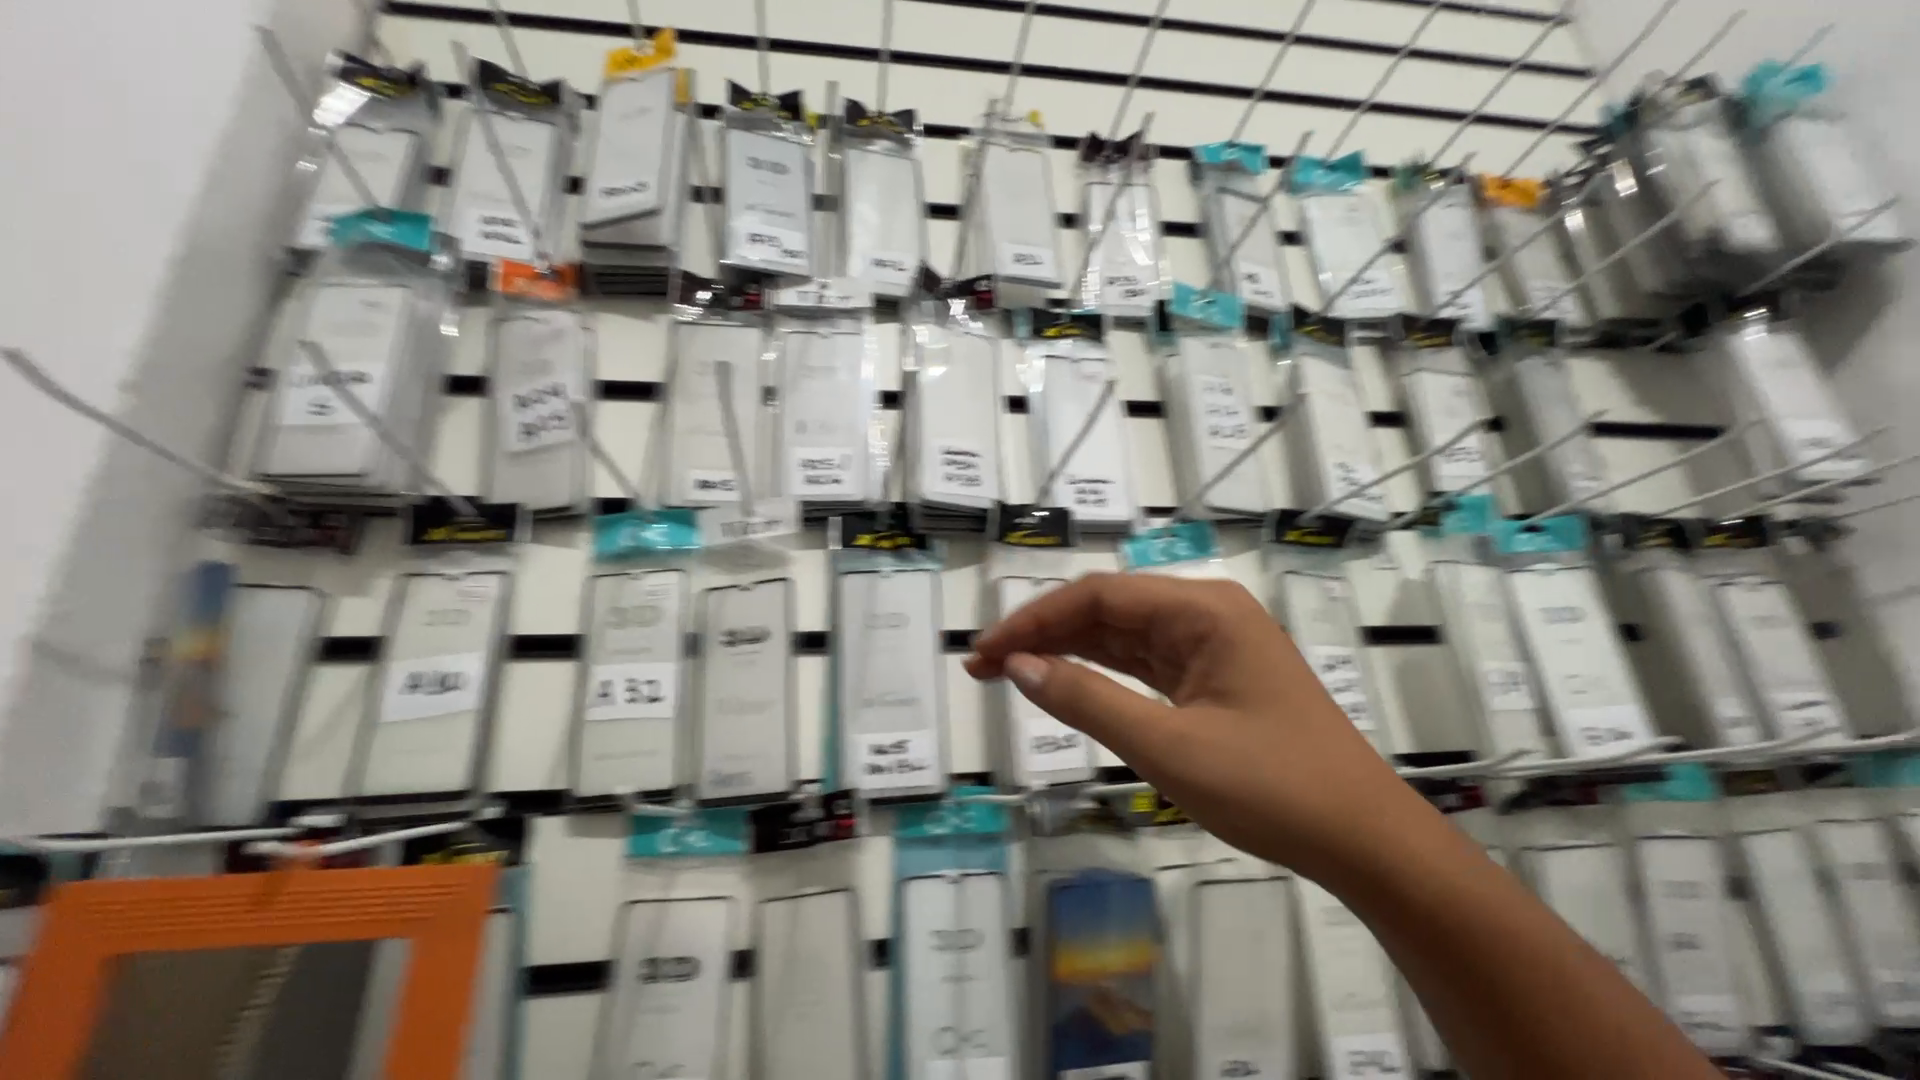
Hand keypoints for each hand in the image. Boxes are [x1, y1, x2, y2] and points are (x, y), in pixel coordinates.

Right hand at [965, 572, 1422, 876]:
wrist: (1362, 838)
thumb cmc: (1271, 788)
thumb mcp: (1168, 746)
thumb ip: (1088, 701)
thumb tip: (1017, 666)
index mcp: (1203, 610)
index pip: (1099, 596)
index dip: (1033, 621)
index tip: (983, 654)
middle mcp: (1207, 615)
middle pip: (1108, 609)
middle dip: (1044, 634)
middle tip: (983, 667)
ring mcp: (1214, 647)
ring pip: (1123, 636)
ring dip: (1067, 652)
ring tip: (1008, 674)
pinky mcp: (1215, 680)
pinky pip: (1145, 665)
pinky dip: (1101, 674)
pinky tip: (1065, 683)